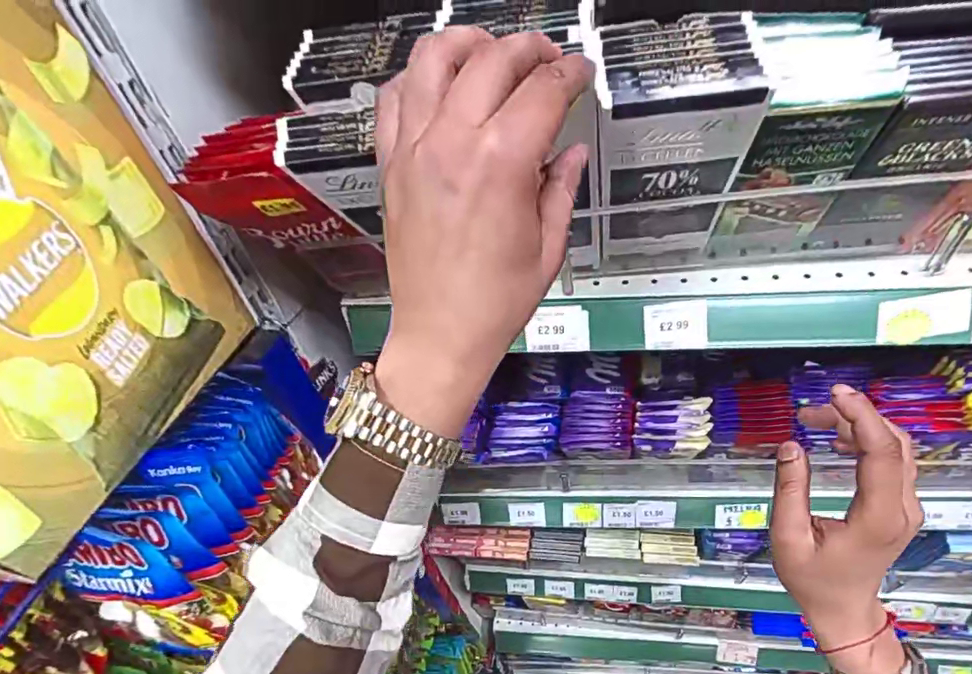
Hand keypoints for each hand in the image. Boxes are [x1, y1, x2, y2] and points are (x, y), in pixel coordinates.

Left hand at [371, 29, 592, 436]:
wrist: (442, 332)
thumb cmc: (496, 302)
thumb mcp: (547, 249)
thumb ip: (560, 189)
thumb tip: (570, 153)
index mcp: (503, 165)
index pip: (543, 93)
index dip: (569, 74)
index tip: (581, 71)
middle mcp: (454, 142)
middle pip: (493, 59)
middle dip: (529, 49)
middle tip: (548, 57)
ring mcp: (415, 147)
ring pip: (434, 57)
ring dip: (470, 42)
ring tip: (491, 51)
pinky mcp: (391, 162)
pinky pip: (394, 94)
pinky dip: (418, 77)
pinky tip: (440, 86)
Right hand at [770, 385, 923, 673]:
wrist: (845, 610)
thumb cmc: (814, 582)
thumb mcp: (788, 540)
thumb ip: (790, 491)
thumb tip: (792, 446)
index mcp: (878, 518)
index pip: (881, 451)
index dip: (861, 416)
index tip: (835, 395)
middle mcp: (902, 509)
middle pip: (893, 442)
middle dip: (854, 417)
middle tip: (812, 412)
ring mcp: (908, 508)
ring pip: (897, 448)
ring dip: (862, 427)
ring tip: (821, 422)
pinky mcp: (903, 507)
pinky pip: (894, 462)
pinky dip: (869, 442)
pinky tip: (841, 441)